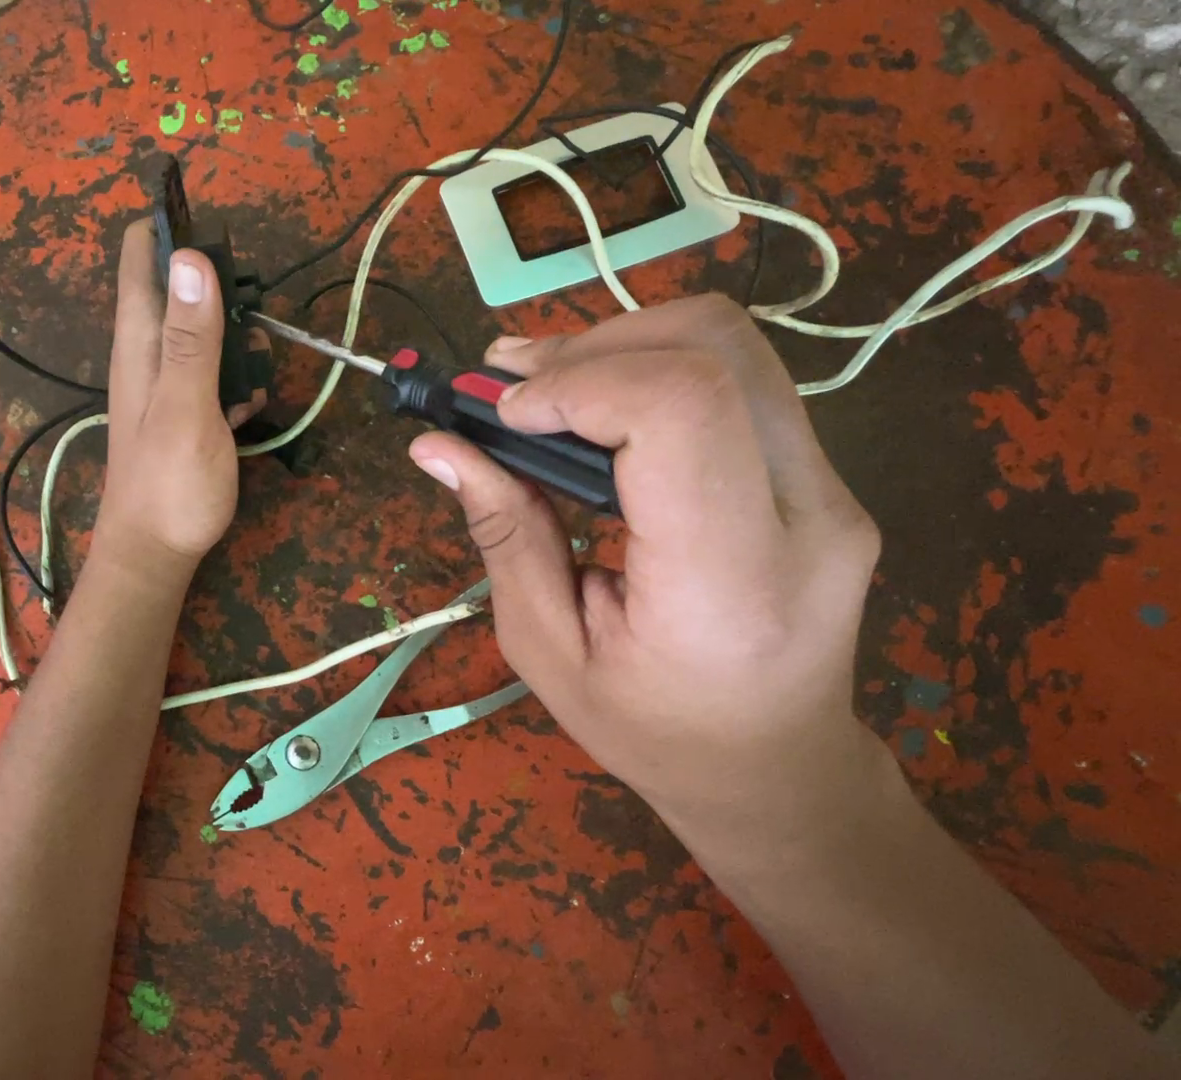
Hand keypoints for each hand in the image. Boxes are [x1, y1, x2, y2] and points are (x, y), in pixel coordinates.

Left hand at [92, 219, 239, 579]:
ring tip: (253, 363)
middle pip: (176, 289)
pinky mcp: (186, 413)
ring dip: (232, 335)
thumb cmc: (171, 485)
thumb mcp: (186, 406)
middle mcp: (147, 355)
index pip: (140, 259)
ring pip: (201, 332)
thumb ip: (191, 338)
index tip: (208, 219)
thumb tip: (190, 258)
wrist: (156, 554)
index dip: (167, 227)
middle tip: (246, 305)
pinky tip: (250, 402)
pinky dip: (234, 376)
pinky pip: (212, 374)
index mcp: (140, 343)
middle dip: (214, 282)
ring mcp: (166, 385)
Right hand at [408, 295, 881, 836]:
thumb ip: (503, 535)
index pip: (680, 410)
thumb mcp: (545, 650)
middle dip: (592, 346)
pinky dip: (648, 370)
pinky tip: (592, 411)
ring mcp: (831, 486)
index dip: (579, 382)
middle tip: (507, 386)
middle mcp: (805, 516)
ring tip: (539, 391)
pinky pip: (735, 378)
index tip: (502, 415)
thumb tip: (437, 447)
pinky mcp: (822, 472)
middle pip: (713, 349)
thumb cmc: (648, 728)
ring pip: (730, 344)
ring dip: (618, 347)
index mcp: (728, 582)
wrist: (773, 765)